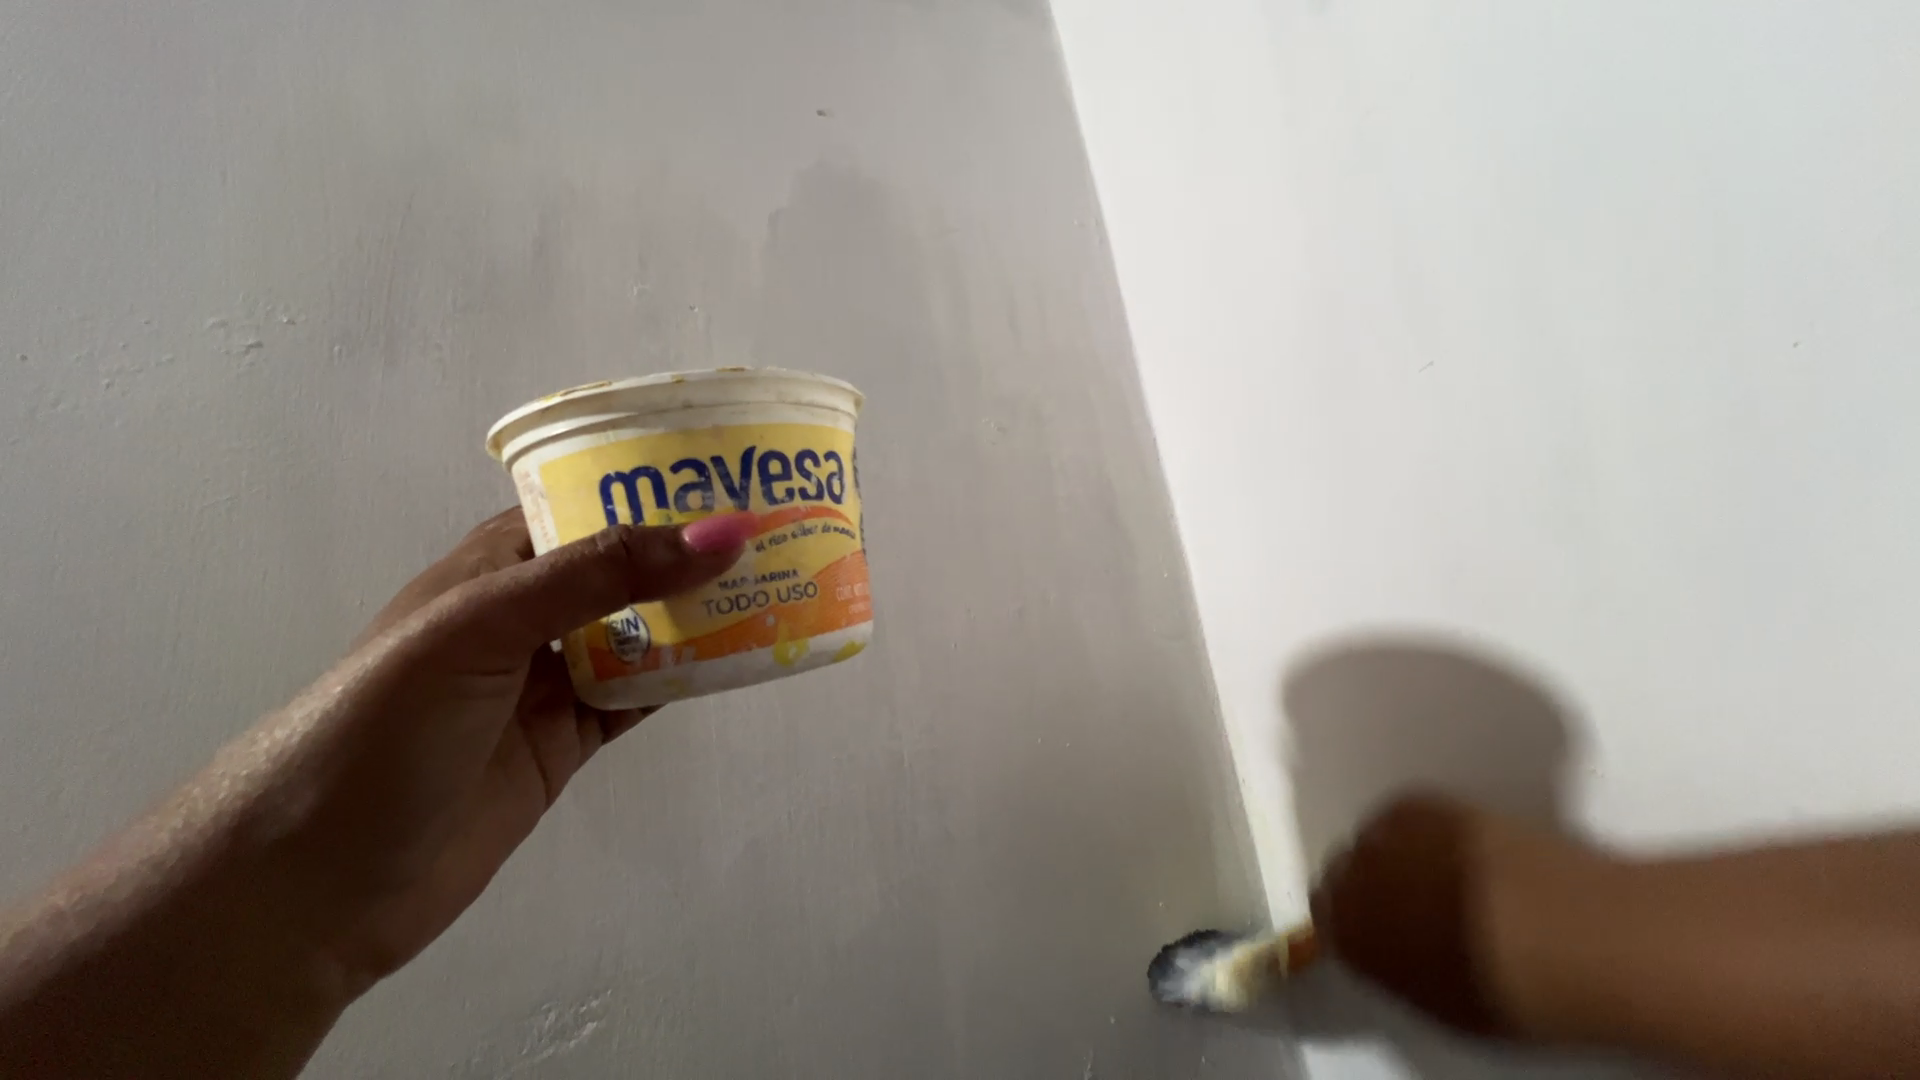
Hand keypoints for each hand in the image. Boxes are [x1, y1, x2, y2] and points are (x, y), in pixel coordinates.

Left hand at [257, 508, 757, 987]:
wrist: (317, 886)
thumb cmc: (383, 724)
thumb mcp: (486, 624)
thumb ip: (600, 575)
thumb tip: (722, 531)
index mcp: (496, 566)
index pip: (587, 506)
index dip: (655, 487)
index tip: (731, 476)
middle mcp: (530, 614)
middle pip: (627, 568)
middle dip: (692, 551)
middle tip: (775, 531)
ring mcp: (553, 679)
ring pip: (645, 631)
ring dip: (702, 614)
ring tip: (776, 587)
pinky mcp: (572, 737)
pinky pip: (646, 692)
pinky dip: (692, 676)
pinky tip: (742, 660)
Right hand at [1310, 792, 1614, 1039]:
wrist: (1562, 936)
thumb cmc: (1507, 994)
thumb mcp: (1440, 1004)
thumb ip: (1397, 967)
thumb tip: (1393, 950)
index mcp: (1347, 935)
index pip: (1326, 916)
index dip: (1357, 920)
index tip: (1385, 929)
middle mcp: (1347, 878)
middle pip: (1345, 871)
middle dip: (1374, 883)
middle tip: (1418, 901)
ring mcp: (1380, 836)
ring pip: (1374, 840)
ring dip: (1398, 853)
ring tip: (1444, 872)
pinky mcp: (1416, 803)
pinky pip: (1404, 815)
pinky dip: (1424, 829)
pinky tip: (1460, 848)